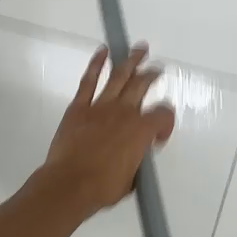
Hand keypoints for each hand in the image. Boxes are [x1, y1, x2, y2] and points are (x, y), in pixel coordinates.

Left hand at [38, 45, 176, 213]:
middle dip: (152, 75)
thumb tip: (136, 155)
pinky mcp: (79, 106)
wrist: (70, 184)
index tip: (159, 134)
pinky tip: (103, 51)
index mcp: (142, 131)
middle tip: (157, 69)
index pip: (163, 115)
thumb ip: (138, 159)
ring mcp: (101, 106)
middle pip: (143, 85)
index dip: (166, 122)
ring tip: (140, 49)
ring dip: (131, 60)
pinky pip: (89, 80)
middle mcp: (125, 112)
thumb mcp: (133, 178)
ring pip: (120, 76)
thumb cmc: (103, 187)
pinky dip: (96, 63)